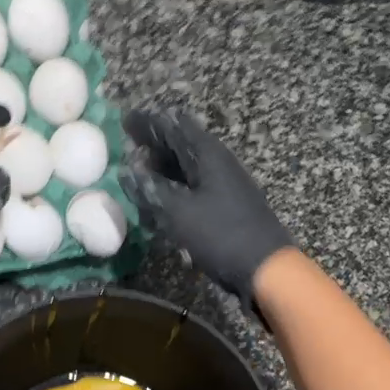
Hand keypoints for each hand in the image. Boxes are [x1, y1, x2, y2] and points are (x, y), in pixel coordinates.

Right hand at [120, 109, 293, 300]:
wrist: (265, 268)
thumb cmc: (222, 235)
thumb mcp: (179, 213)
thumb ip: (151, 190)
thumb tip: (128, 171)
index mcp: (207, 154)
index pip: (172, 125)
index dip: (147, 122)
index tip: (124, 122)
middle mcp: (218, 162)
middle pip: (182, 144)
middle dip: (154, 144)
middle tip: (129, 149)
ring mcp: (225, 185)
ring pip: (189, 168)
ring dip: (165, 169)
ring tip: (142, 174)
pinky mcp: (228, 207)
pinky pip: (196, 189)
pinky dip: (177, 189)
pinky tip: (164, 202)